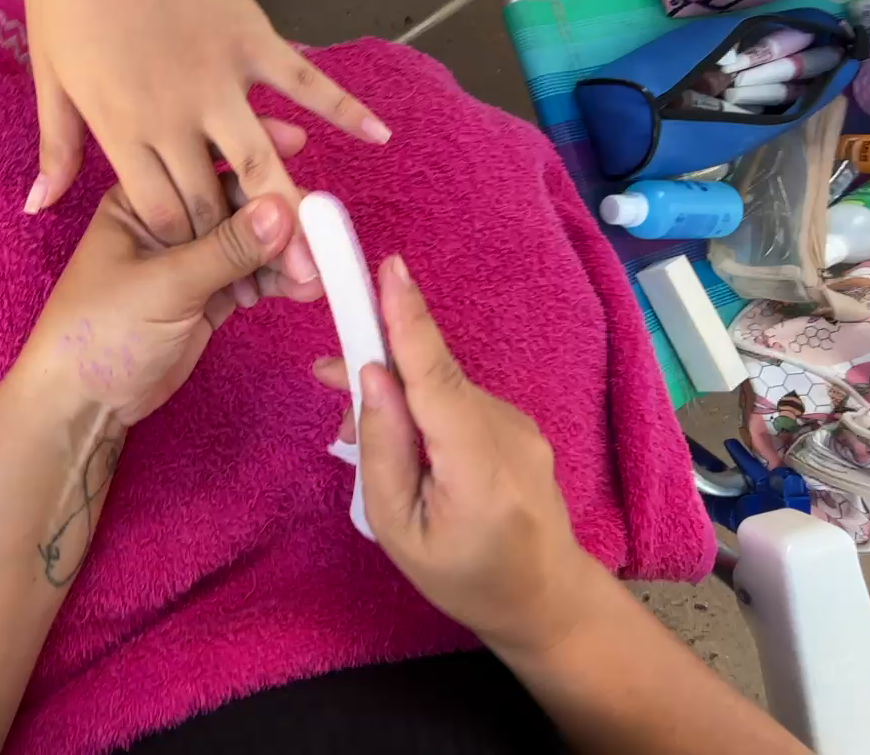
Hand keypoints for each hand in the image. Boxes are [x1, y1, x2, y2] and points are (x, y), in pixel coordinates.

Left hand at [13, 120, 321, 425]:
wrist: (82, 401)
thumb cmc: (101, 330)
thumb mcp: (163, 286)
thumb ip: (224, 250)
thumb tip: (282, 208)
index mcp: (144, 199)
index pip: (205, 166)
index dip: (251, 157)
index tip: (298, 145)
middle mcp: (171, 220)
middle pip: (237, 204)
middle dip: (279, 217)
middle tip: (317, 238)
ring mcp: (192, 259)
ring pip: (250, 243)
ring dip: (284, 255)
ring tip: (313, 276)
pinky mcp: (208, 294)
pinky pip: (251, 276)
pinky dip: (275, 281)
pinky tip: (301, 289)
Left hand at [22, 0, 389, 283]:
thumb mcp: (49, 74)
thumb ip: (56, 147)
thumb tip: (37, 206)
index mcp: (122, 128)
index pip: (162, 213)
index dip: (184, 246)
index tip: (203, 262)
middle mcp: (176, 116)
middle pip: (214, 202)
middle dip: (240, 246)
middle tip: (274, 274)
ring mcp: (222, 78)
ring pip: (264, 161)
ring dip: (292, 211)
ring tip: (321, 251)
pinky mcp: (255, 40)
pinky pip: (307, 83)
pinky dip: (344, 109)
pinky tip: (379, 136)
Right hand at [313, 256, 602, 658]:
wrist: (546, 599)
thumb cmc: (463, 576)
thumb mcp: (397, 529)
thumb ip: (383, 448)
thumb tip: (370, 374)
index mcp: (479, 473)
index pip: (438, 382)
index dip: (410, 323)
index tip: (391, 270)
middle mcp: (508, 434)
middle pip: (430, 378)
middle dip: (375, 367)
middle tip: (323, 374)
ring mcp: (518, 423)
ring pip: (438, 388)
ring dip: (394, 396)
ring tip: (356, 435)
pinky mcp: (515, 421)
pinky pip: (454, 399)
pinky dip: (420, 407)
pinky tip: (401, 439)